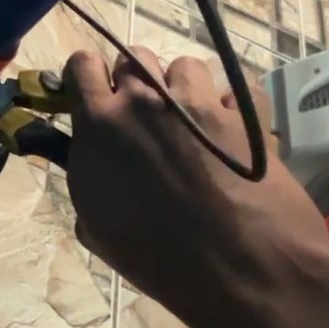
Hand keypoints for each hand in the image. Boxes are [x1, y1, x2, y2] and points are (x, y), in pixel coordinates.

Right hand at [62, 47, 328, 327]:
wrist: (242, 271)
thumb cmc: (155, 256)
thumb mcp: (94, 221)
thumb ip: (84, 173)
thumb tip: (90, 159)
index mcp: (99, 122)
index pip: (82, 63)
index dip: (87, 74)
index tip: (93, 92)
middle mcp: (144, 101)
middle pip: (133, 56)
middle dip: (134, 77)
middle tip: (142, 110)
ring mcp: (197, 104)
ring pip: (184, 66)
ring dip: (182, 86)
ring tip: (190, 118)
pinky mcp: (246, 117)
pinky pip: (236, 90)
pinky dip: (231, 104)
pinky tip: (230, 130)